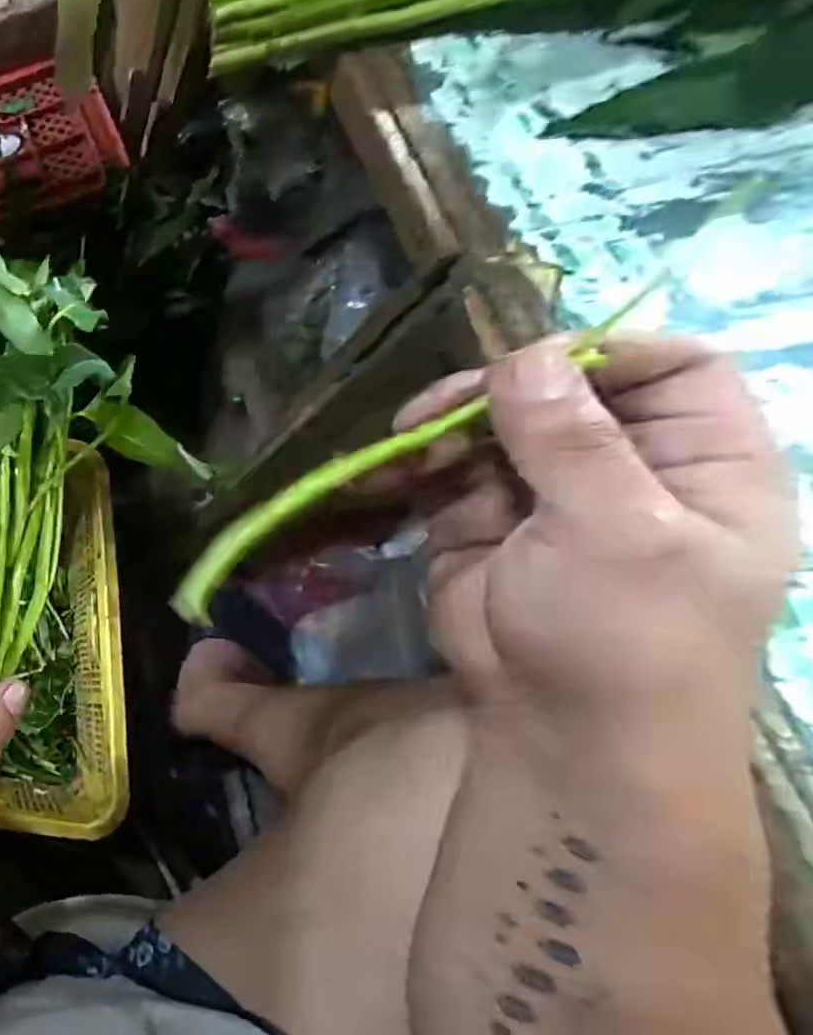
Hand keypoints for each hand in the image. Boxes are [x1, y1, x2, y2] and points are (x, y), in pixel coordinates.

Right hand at [395, 333, 794, 725]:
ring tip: (398, 451)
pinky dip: (405, 470)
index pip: (669, 369)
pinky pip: (439, 476)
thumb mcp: (615, 530)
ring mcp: (541, 497)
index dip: (602, 353)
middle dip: (489, 396)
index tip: (521, 365)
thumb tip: (528, 355)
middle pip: (555, 394)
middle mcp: (620, 470)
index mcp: (698, 464)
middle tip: (430, 414)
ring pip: (487, 432)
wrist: (554, 722)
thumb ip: (572, 441)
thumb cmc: (621, 631)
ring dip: (437, 433)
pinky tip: (376, 477)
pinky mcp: (475, 523)